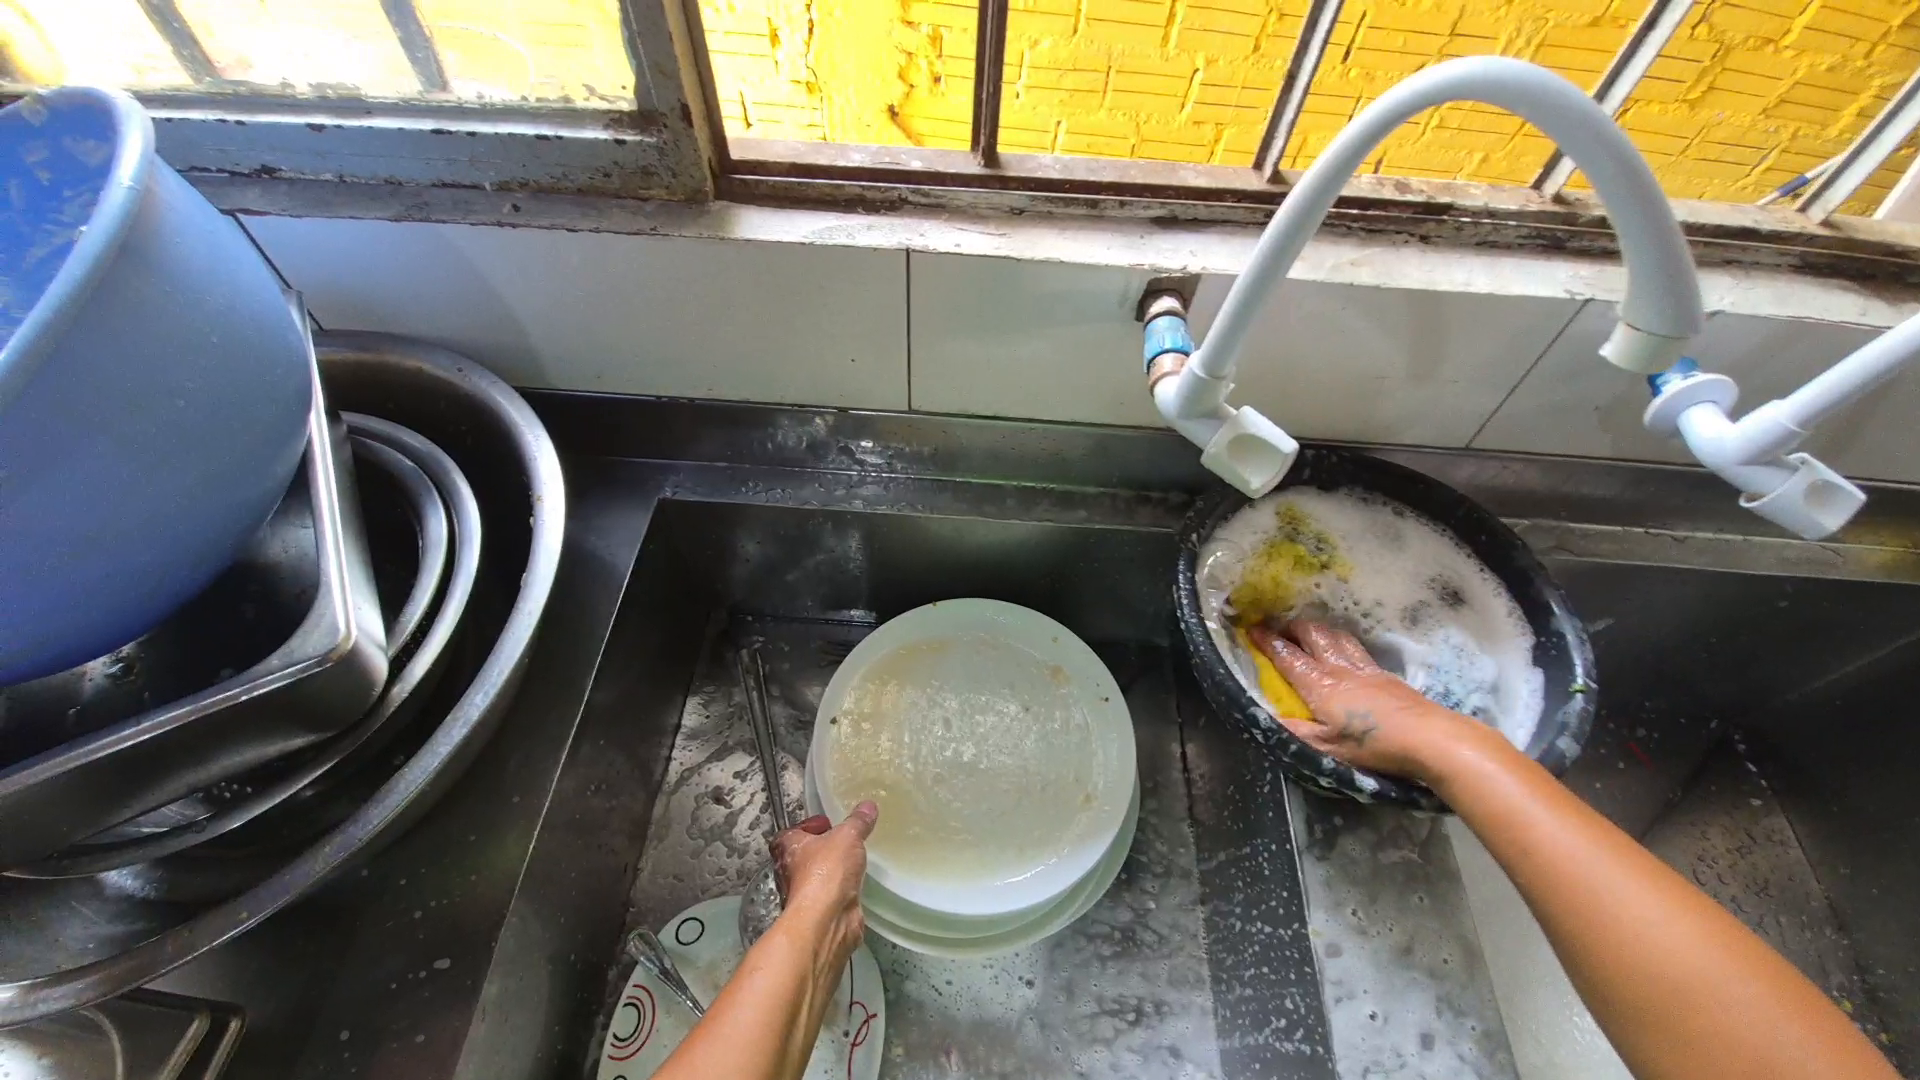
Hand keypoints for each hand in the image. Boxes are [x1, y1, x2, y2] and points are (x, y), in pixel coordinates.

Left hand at [769, 801, 875, 965]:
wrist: (827, 920)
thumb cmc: (827, 871)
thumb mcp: (848, 836)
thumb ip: (858, 821)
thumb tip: (868, 805)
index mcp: (790, 847)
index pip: (792, 832)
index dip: (808, 826)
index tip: (828, 823)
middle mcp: (792, 871)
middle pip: (805, 855)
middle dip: (824, 850)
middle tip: (847, 842)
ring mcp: (805, 896)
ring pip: (819, 878)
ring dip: (834, 872)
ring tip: (857, 861)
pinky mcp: (822, 914)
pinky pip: (833, 896)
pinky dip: (844, 892)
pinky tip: (860, 885)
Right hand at [1247, 620, 1494, 781]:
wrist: (1430, 738)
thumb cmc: (1373, 745)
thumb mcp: (1327, 748)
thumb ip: (1296, 732)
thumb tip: (1269, 719)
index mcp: (1319, 684)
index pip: (1287, 655)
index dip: (1268, 641)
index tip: (1252, 629)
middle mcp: (1339, 668)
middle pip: (1313, 633)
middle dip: (1293, 626)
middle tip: (1280, 628)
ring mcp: (1365, 668)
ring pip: (1337, 636)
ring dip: (1318, 630)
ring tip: (1309, 633)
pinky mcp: (1386, 675)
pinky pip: (1356, 649)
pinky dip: (1342, 643)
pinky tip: (1344, 653)